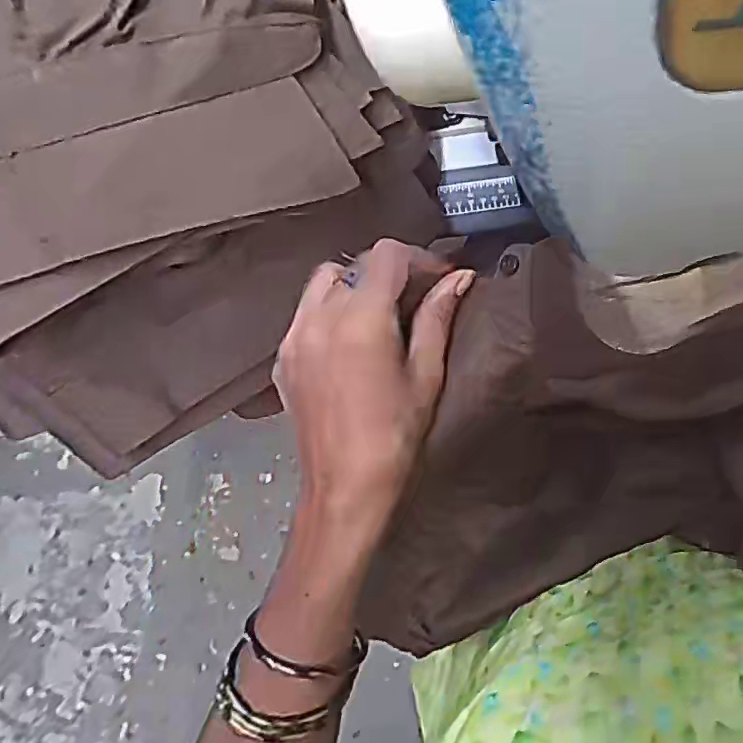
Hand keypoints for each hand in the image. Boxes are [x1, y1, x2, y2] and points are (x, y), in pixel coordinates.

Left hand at [273, 239, 473, 555]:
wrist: (346, 486)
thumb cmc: (396, 435)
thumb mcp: (426, 374)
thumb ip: (438, 317)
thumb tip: (459, 278)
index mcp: (360, 320)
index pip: (386, 256)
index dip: (420, 258)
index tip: (441, 278)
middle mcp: (319, 318)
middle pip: (355, 264)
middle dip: (391, 272)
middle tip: (419, 298)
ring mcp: (294, 337)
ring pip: (324, 281)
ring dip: (356, 285)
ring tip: (382, 314)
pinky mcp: (283, 358)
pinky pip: (305, 312)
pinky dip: (331, 310)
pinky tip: (352, 340)